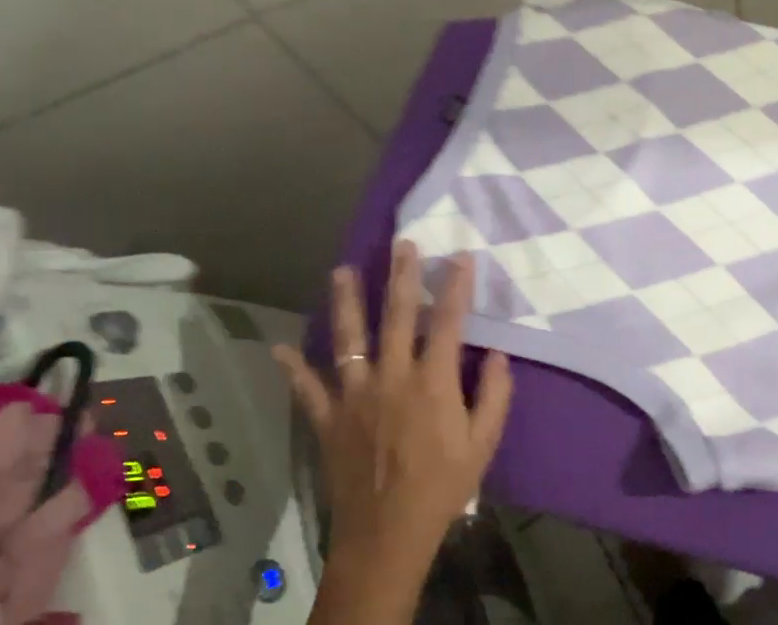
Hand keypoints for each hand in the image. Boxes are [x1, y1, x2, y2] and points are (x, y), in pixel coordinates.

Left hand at [273, 242, 511, 622]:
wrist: (387, 534)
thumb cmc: (443, 486)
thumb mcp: (483, 443)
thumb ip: (493, 395)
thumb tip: (497, 354)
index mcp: (432, 382)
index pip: (447, 321)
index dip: (455, 286)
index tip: (460, 256)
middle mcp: (392, 377)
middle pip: (397, 316)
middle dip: (401, 276)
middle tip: (402, 243)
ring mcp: (355, 396)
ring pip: (348, 339)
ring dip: (347, 302)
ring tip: (342, 271)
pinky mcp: (329, 419)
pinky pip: (308, 389)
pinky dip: (294, 368)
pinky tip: (280, 348)